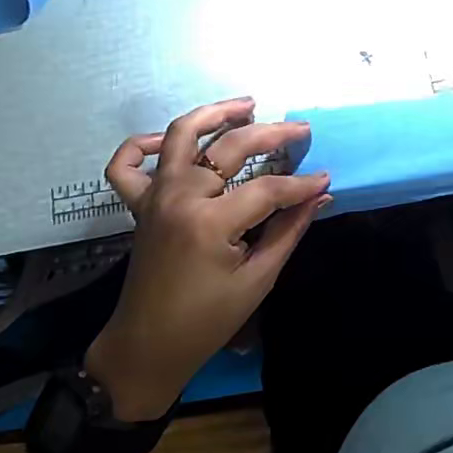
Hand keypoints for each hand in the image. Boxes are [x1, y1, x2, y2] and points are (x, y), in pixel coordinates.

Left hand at [85, 97, 331, 419]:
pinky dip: (142, 144)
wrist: (147, 347)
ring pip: (179, 135)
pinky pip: (126, 164)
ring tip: (246, 105)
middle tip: (302, 129)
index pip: (268, 188)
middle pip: (230, 147)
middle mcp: (179, 198)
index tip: (326, 180)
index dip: (302, 184)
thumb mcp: (259, 278)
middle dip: (272, 134)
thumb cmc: (208, 320)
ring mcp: (154, 197)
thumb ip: (289, 230)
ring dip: (214, 114)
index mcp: (210, 222)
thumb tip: (319, 196)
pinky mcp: (139, 205)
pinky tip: (168, 141)